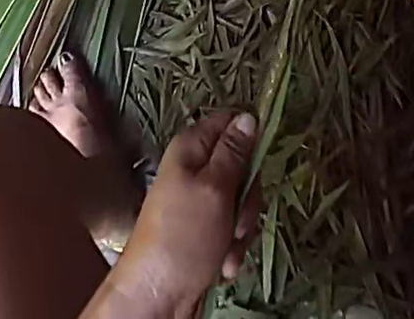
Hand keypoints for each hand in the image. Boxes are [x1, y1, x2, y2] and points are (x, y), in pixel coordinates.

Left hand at [106, 111, 261, 315]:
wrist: (156, 298)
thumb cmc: (184, 236)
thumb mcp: (215, 188)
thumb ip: (234, 152)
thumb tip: (249, 116)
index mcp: (191, 146)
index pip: (229, 121)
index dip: (249, 138)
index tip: (257, 164)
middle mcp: (194, 167)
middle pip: (241, 165)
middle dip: (247, 197)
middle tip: (236, 219)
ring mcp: (198, 199)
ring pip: (240, 199)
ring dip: (241, 228)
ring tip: (226, 248)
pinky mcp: (203, 228)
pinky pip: (231, 226)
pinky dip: (232, 246)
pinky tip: (222, 264)